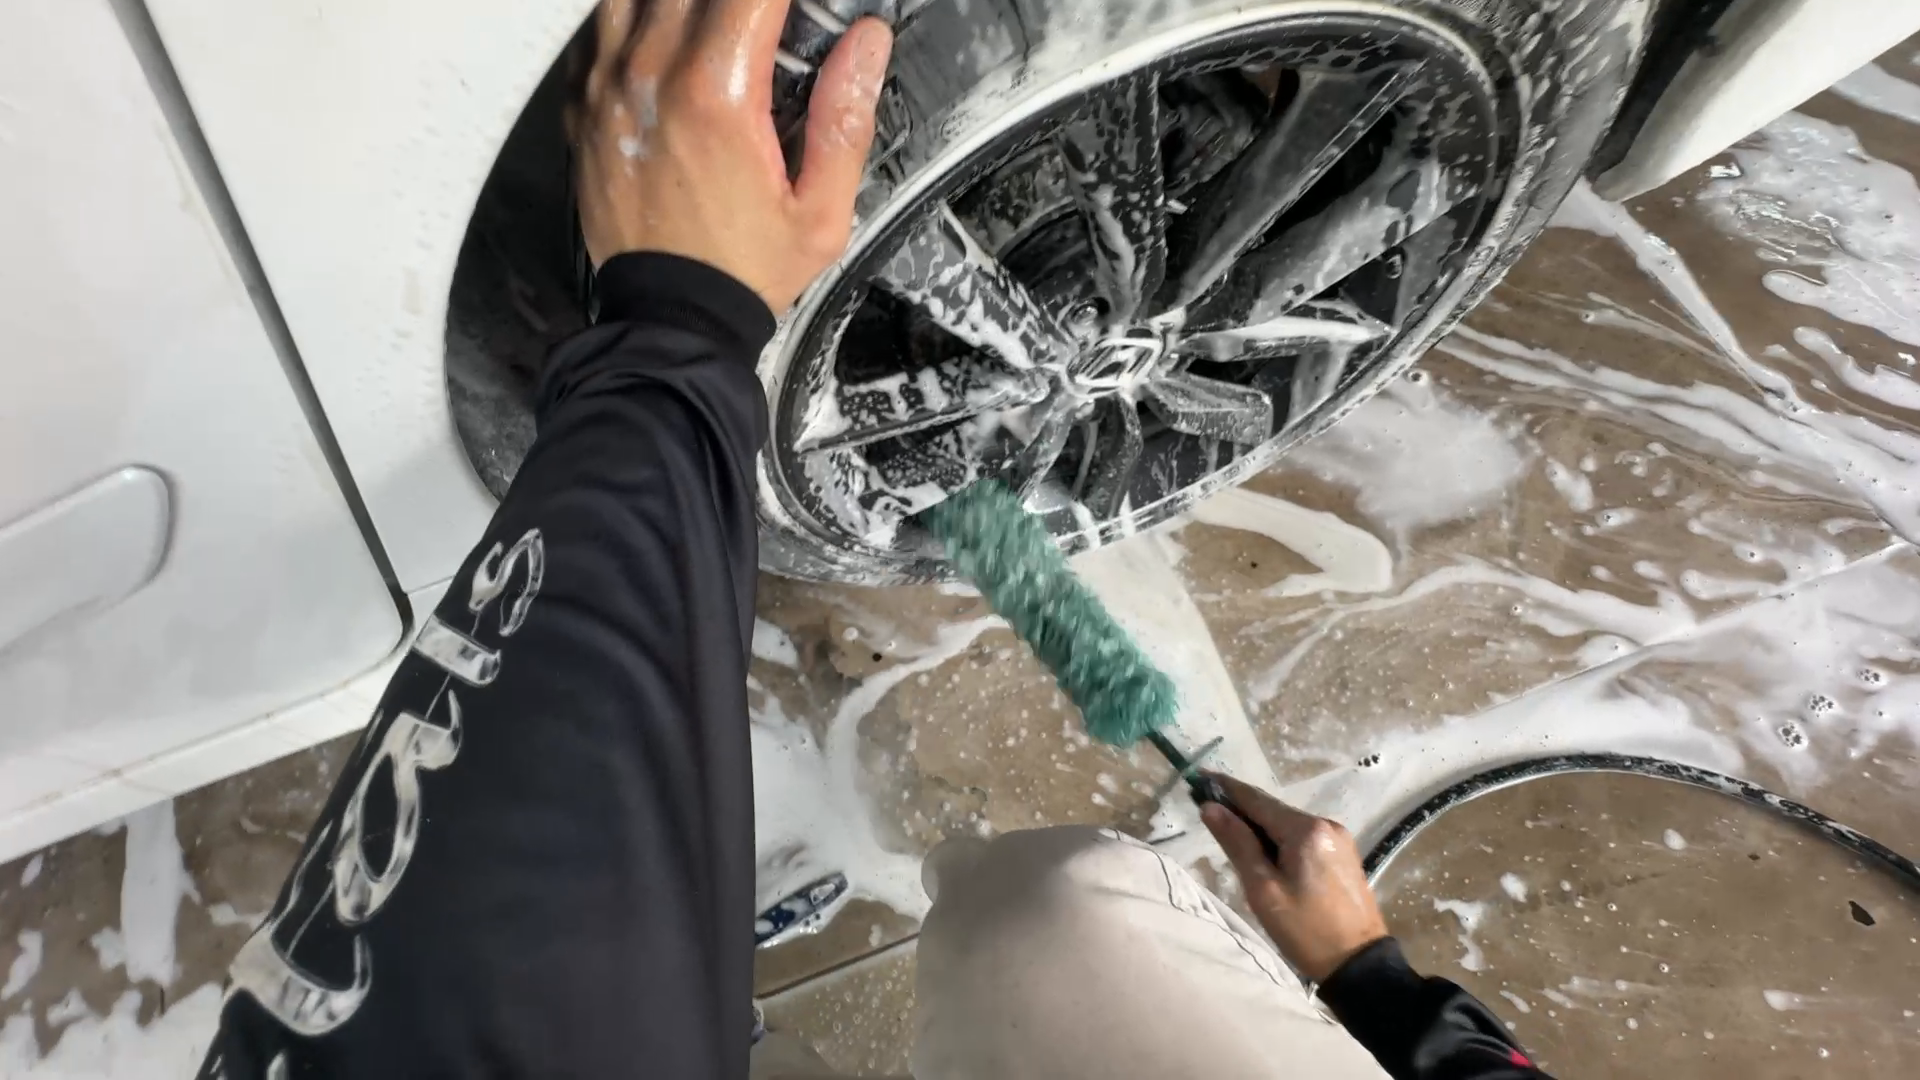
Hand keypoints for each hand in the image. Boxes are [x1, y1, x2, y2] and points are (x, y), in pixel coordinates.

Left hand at [571, 0, 893, 314]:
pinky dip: (642, 21)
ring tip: (724, 38)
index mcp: (715, 96)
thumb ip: (843, 123)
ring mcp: (605, 87)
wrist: (675, 319)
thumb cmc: (747, 272)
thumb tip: (867, 44)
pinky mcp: (583, 107)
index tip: (804, 11)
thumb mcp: (820, 217)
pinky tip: (675, 50)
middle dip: (741, 0)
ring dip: (686, 3)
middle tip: (770, 26)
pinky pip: (603, 27)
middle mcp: (650, 74)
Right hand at [1200, 773, 1389, 982]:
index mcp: (1305, 830)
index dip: (1224, 789)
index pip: (1255, 799)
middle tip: (1208, 812)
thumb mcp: (1263, 889)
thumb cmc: (1306, 932)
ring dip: (1258, 826)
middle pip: (1271, 809)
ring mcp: (1337, 837)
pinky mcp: (1342, 852)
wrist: (1361, 969)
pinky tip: (1263, 852)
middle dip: (1240, 809)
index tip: (1198, 779)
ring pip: (1285, 822)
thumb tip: (1210, 808)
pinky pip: (1300, 835)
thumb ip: (1236, 843)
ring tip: (1232, 836)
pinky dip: (1278, 838)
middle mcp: (1324, 823)